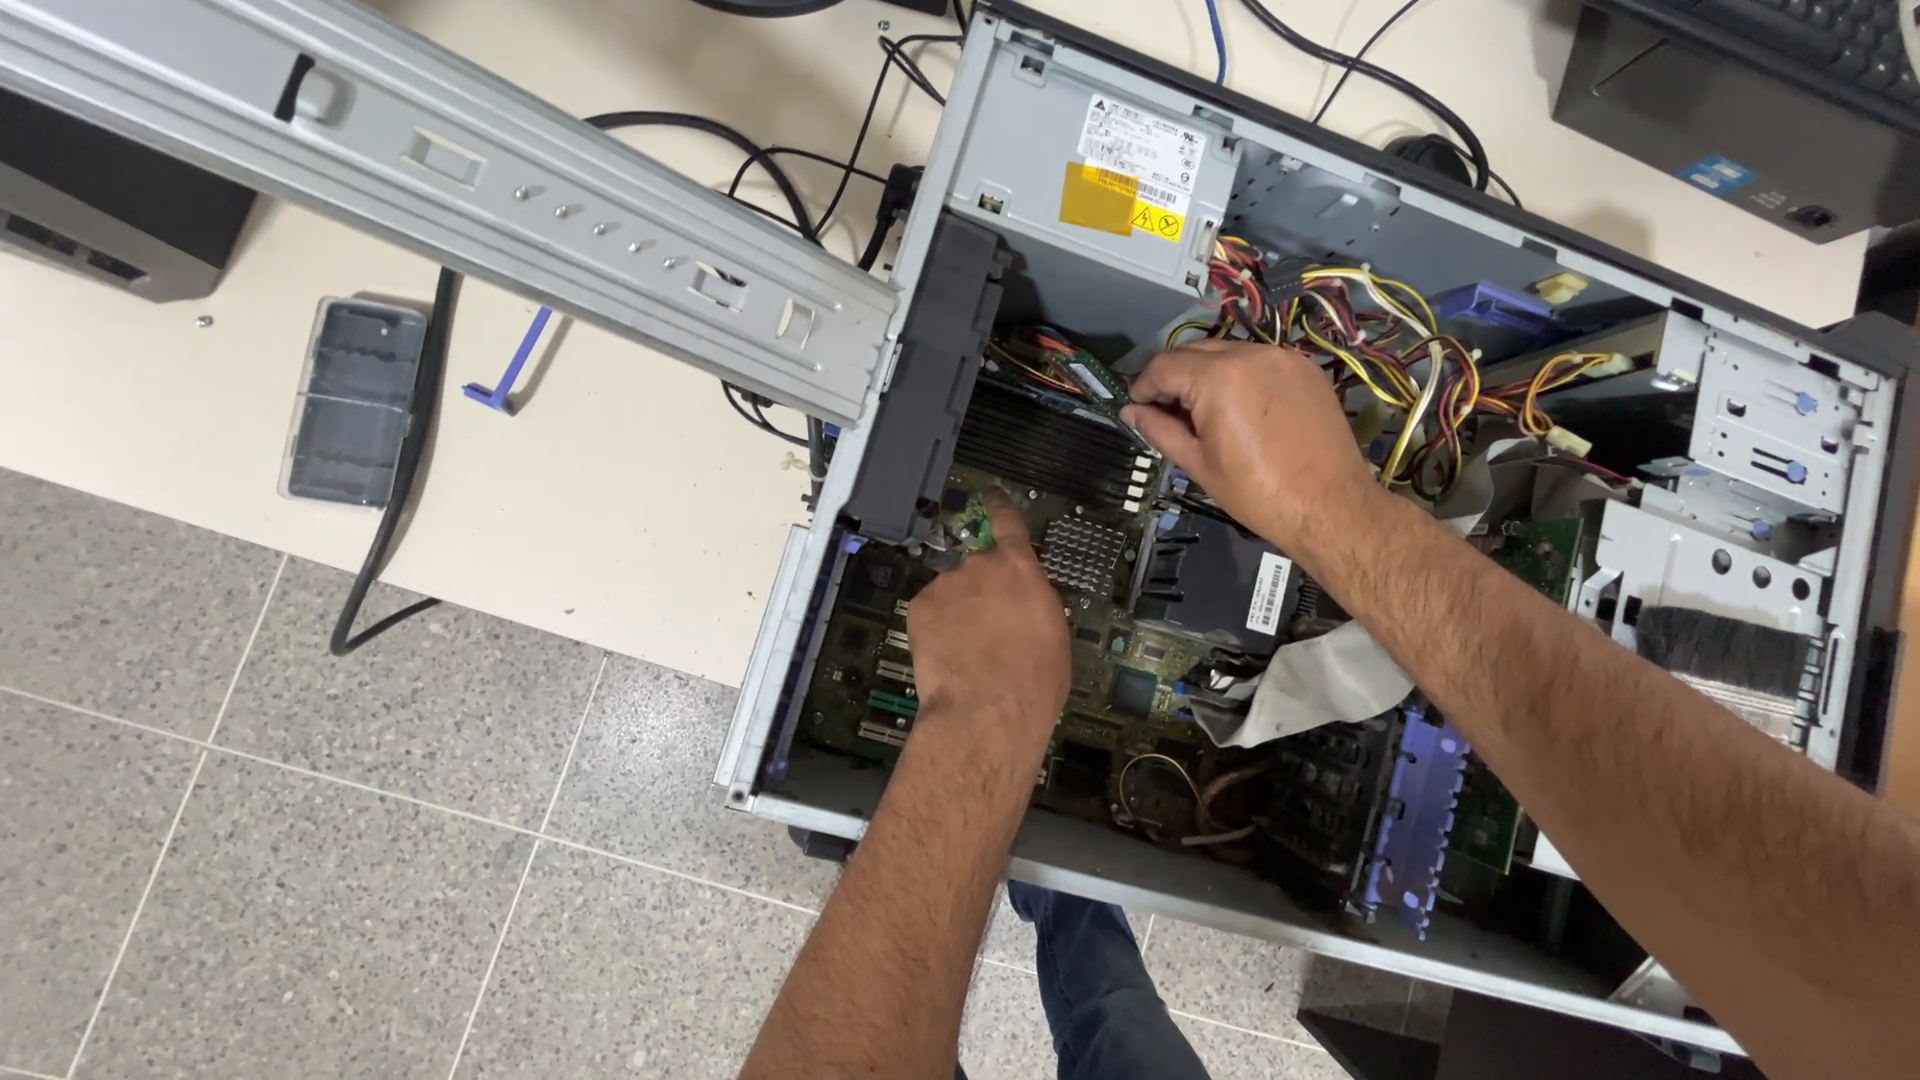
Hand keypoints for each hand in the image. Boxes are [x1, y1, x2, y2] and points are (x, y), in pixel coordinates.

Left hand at [907, 491, 1069, 763]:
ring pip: (952, 592)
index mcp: (1021, 569)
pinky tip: (947, 653)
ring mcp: (946, 584)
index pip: (1009, 523)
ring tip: (967, 649)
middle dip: (981, 590)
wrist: (989, 711)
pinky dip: (935, 626)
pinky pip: (930, 610)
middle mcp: (981, 566)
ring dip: (957, 610)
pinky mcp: (919, 607)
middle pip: (979, 568)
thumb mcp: (1053, 634)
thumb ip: (1034, 602)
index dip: (1000, 506)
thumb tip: (1022, 602)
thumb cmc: (1036, 680)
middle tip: (988, 628)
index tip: (991, 495)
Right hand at [1121, 341, 1382, 553]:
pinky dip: (1238, 376)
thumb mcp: (1197, 463)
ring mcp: (1282, 357)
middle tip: (1166, 413)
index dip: (1143, 387)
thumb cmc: (1256, 493)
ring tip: (1203, 413)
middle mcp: (1250, 355)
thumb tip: (1130, 412)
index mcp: (1218, 379)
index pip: (1163, 366)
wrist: (1329, 506)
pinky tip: (1239, 409)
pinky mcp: (1305, 368)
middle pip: (1193, 351)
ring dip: (1205, 374)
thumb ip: (1159, 430)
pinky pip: (1258, 361)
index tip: (1137, 408)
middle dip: (1172, 377)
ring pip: (1226, 352)